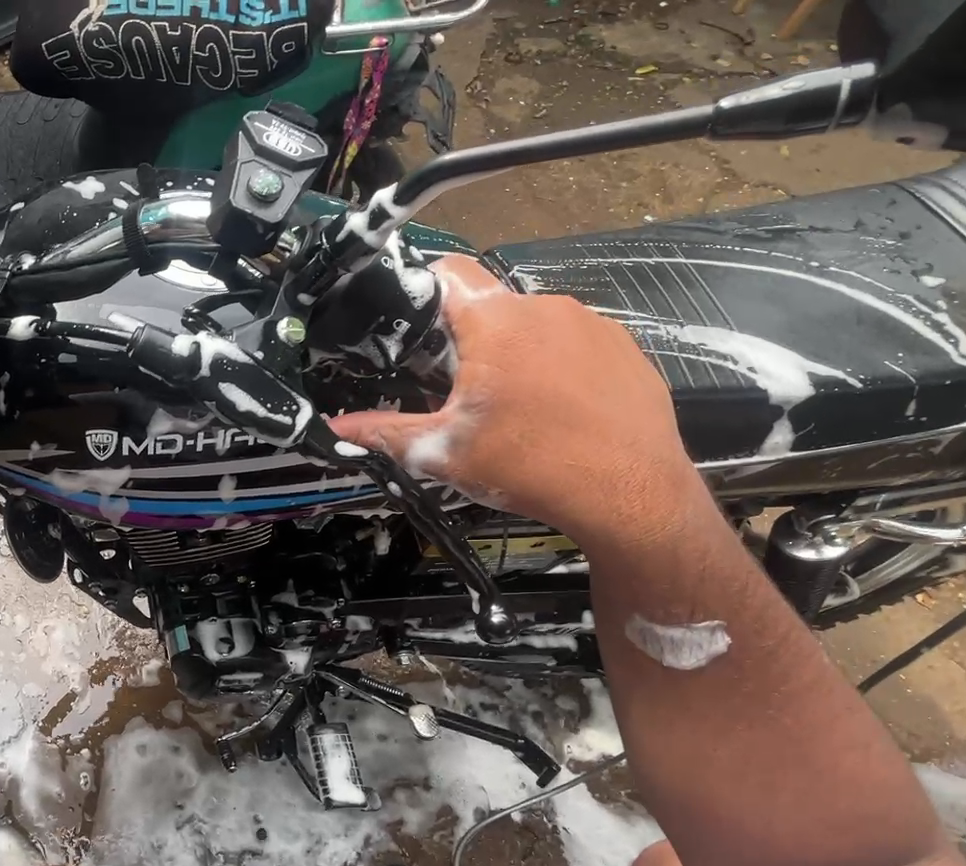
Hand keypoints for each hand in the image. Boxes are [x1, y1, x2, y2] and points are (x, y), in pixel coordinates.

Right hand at [327, 255, 705, 551]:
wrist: (630, 494)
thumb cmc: (527, 465)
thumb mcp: (441, 452)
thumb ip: (382, 431)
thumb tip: (334, 429)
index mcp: (496, 323)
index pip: (448, 271)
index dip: (420, 291)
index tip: (407, 330)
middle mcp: (546, 309)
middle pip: (488, 305)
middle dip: (463, 339)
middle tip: (450, 388)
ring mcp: (592, 325)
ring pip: (530, 325)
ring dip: (508, 352)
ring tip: (504, 405)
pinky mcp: (624, 348)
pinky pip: (571, 343)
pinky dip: (551, 366)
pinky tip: (550, 409)